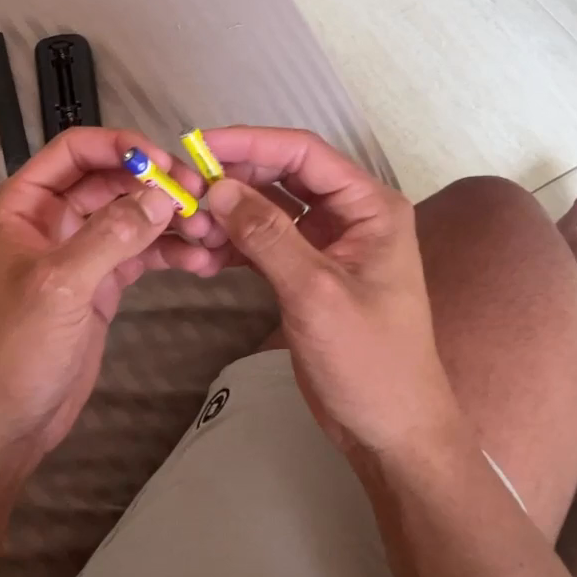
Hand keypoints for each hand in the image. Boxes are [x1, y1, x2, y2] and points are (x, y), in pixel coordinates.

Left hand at [0, 127, 229, 461]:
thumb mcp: (60, 285)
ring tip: (210, 230)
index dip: (120, 146)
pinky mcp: (98, 283)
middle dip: (154, 184)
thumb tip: (163, 195)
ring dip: (168, 218)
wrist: (4, 426)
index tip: (166, 160)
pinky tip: (200, 260)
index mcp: (20, 205)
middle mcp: (48, 219)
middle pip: (109, 180)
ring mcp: (75, 252)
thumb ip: (112, 234)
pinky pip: (138, 253)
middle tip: (201, 196)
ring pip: (128, 215)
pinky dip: (168, 252)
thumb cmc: (13, 350)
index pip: (74, 151)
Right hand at [199, 127, 460, 457]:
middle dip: (235, 179)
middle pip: (283, 175)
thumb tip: (218, 188)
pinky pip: (264, 241)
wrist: (390, 433)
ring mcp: (327, 242)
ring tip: (191, 227)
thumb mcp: (316, 293)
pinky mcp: (306, 270)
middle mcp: (350, 213)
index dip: (250, 143)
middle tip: (186, 188)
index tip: (199, 146)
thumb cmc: (369, 360)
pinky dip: (234, 244)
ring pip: (269, 207)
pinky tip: (203, 255)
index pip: (304, 154)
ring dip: (230, 213)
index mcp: (369, 205)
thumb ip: (268, 236)